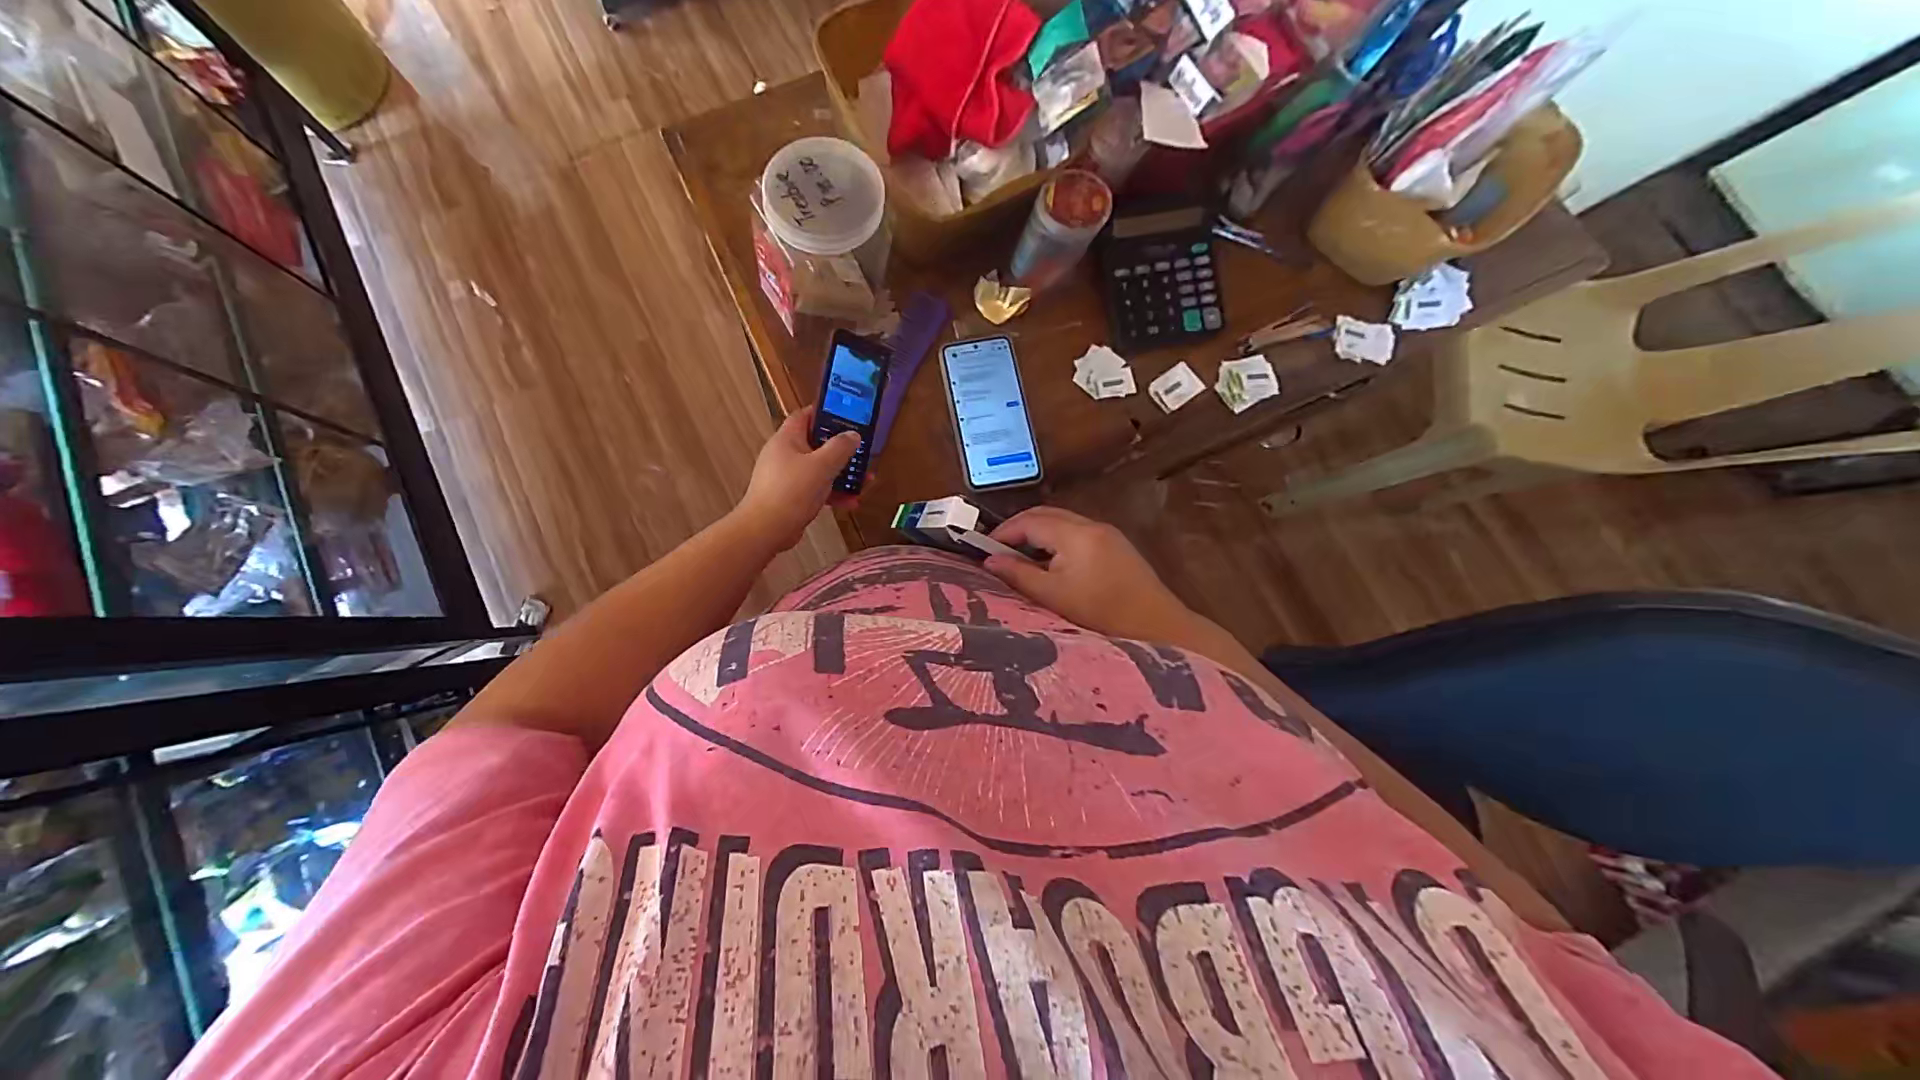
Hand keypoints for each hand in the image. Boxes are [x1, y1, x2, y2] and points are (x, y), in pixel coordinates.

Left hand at [733, 407, 858, 550]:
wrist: (767, 529)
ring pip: (820, 469)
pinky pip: (817, 489)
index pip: (806, 415)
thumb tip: (852, 435)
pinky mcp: (791, 496)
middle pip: (817, 443)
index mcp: (787, 439)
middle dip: (841, 450)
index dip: (826, 412)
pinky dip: (833, 493)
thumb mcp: (822, 466)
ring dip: (841, 474)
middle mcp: (785, 454)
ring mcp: (787, 476)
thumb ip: (840, 447)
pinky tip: (850, 502)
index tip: (847, 415)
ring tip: (862, 480)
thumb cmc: (789, 493)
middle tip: (860, 451)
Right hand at [984, 506, 1206, 642]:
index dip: (1004, 531)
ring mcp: (1108, 534)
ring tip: (1020, 559)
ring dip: (1039, 534)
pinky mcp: (1117, 547)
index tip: (984, 548)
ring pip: (1063, 523)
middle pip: (1047, 515)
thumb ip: (1019, 574)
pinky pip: (1078, 534)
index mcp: (1076, 534)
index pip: (1030, 521)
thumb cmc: (1101, 613)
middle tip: (998, 550)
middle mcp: (1092, 525)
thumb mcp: (1053, 596)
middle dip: (1020, 528)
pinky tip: (1050, 565)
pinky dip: (1057, 542)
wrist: (1157, 626)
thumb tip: (990, 560)